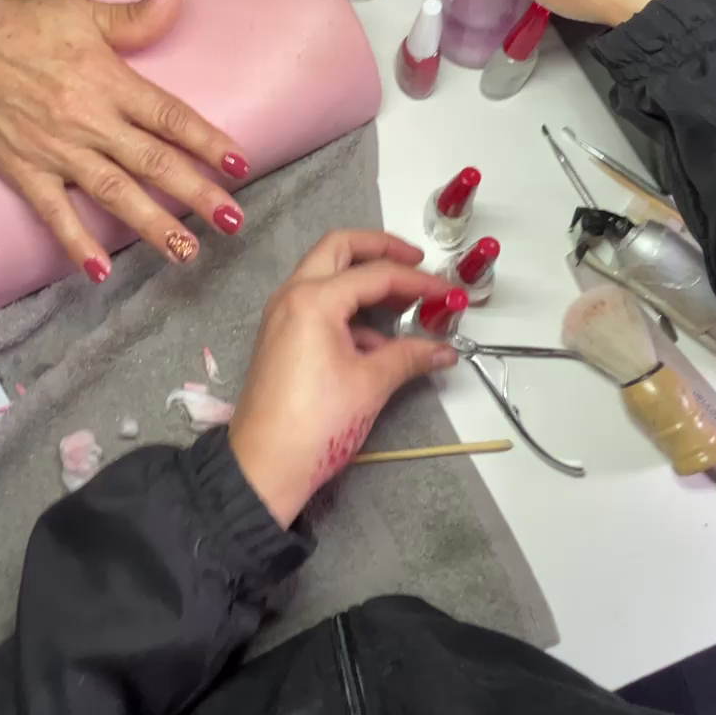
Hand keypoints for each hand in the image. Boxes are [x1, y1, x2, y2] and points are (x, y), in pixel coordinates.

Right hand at [0, 0, 249, 279]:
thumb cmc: (23, 27)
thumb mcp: (84, 13)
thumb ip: (137, 15)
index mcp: (110, 82)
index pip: (170, 116)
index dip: (207, 140)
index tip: (239, 165)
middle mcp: (90, 121)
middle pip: (153, 162)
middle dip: (196, 194)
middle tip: (232, 222)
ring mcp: (57, 151)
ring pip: (114, 193)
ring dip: (152, 225)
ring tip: (186, 252)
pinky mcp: (24, 171)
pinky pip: (53, 213)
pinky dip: (75, 242)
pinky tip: (100, 272)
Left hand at [229, 231, 459, 527]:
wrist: (264, 465)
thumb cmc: (317, 422)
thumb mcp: (370, 384)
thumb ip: (410, 357)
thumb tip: (446, 350)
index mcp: (313, 299)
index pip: (376, 274)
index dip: (420, 282)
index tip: (452, 293)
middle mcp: (292, 294)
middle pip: (339, 249)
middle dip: (381, 249)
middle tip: (417, 261)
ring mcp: (283, 313)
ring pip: (327, 274)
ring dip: (365, 280)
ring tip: (406, 303)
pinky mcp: (282, 334)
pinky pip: (319, 304)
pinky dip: (350, 310)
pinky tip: (380, 341)